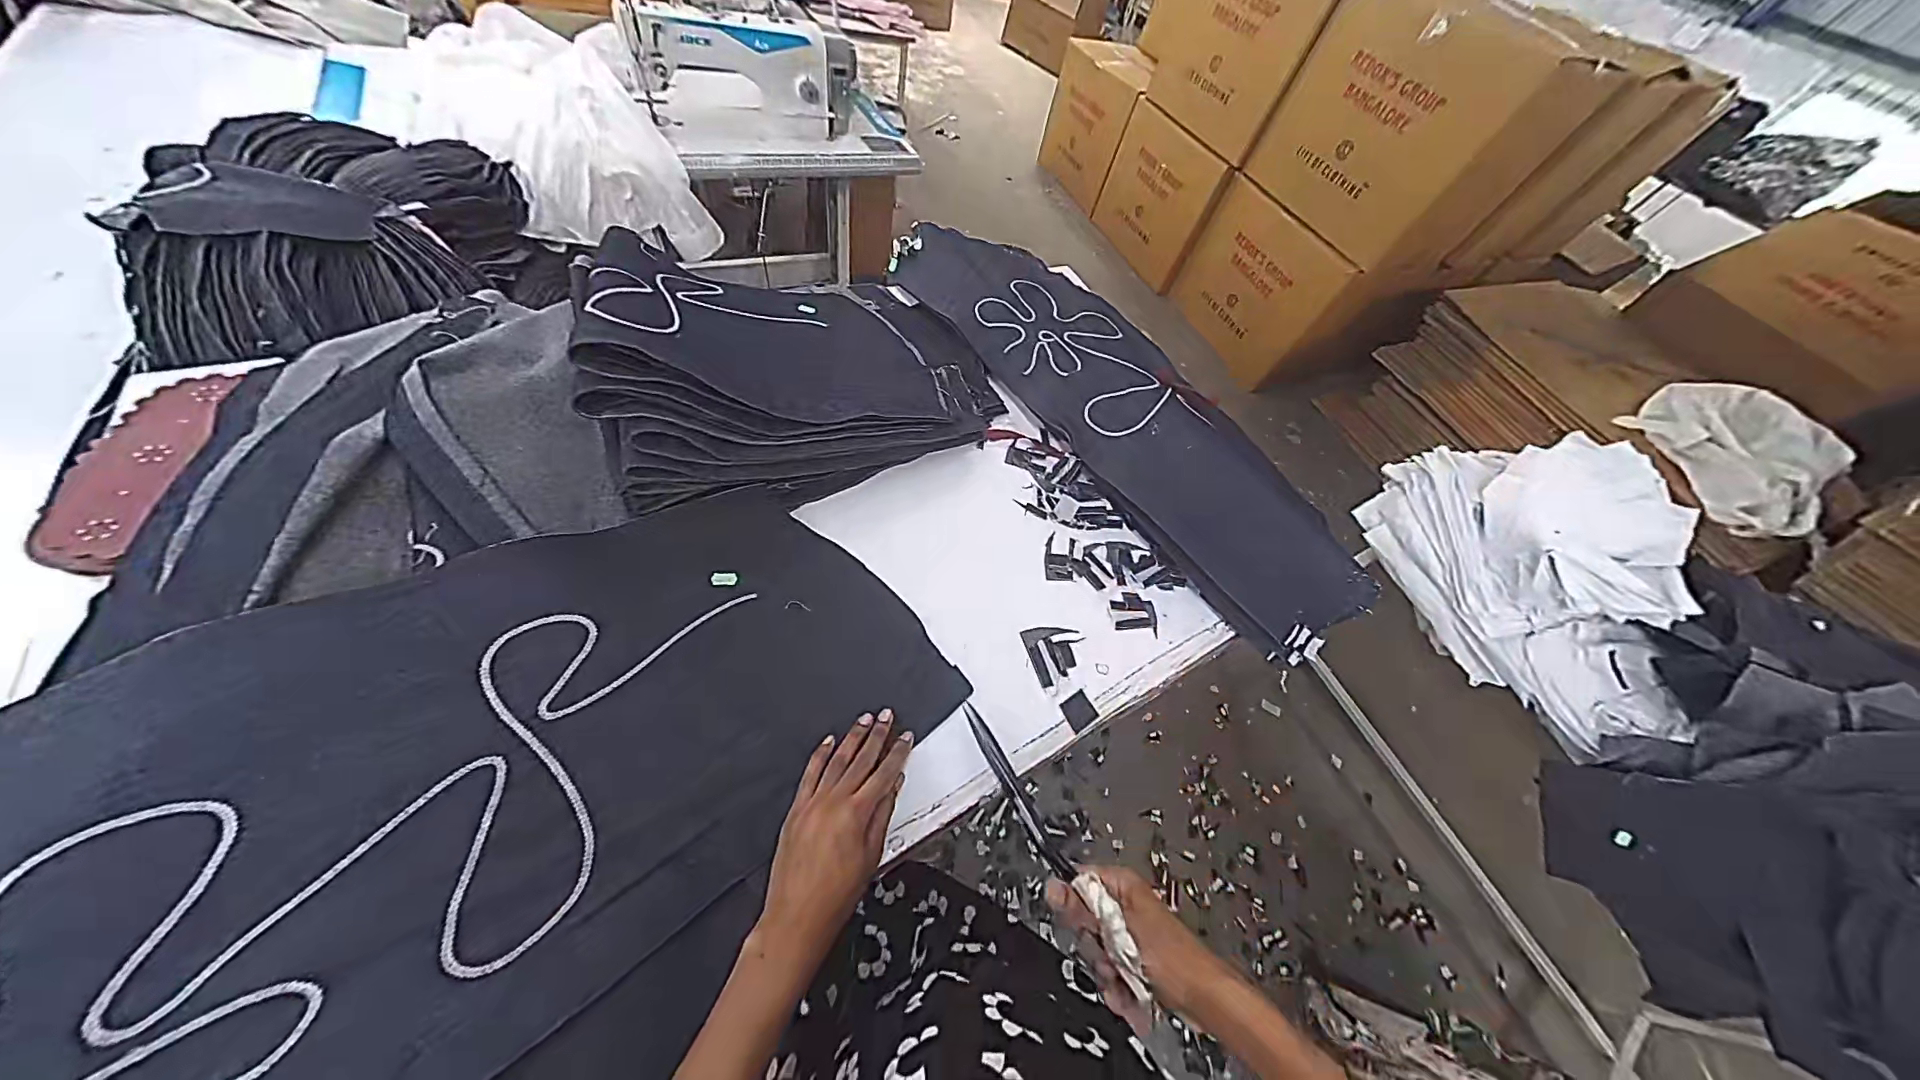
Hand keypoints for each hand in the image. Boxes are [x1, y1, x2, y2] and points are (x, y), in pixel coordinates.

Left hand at [759, 711, 913, 962]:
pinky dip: (819, 755)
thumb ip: (882, 815)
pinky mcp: (796, 809)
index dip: (897, 752)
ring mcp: (812, 803)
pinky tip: (827, 742)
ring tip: (863, 720)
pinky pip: (810, 773)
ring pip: (836, 760)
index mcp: (856, 813)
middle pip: (861, 759)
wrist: (797, 915)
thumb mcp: (871, 855)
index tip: (905, 738)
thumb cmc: (834, 894)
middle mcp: (833, 802)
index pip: (883, 773)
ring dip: (852, 737)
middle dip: (876, 735)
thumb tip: (892, 788)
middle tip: (886, 717)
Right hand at [1047, 864, 1246, 1027]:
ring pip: (1097, 953)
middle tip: (1109, 957)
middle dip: (1094, 949)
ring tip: (1124, 982)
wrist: (1205, 998)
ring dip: (1107, 974)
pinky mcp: (1136, 961)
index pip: (1080, 883)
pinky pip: (1112, 972)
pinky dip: (1118, 988)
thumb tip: (1054, 886)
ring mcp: (1131, 936)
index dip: (1075, 906)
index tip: (1082, 925)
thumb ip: (1083, 907)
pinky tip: (1130, 995)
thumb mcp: (1119, 929)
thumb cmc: (1174, 959)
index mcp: (1123, 886)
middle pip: (1086, 923)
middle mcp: (1126, 907)